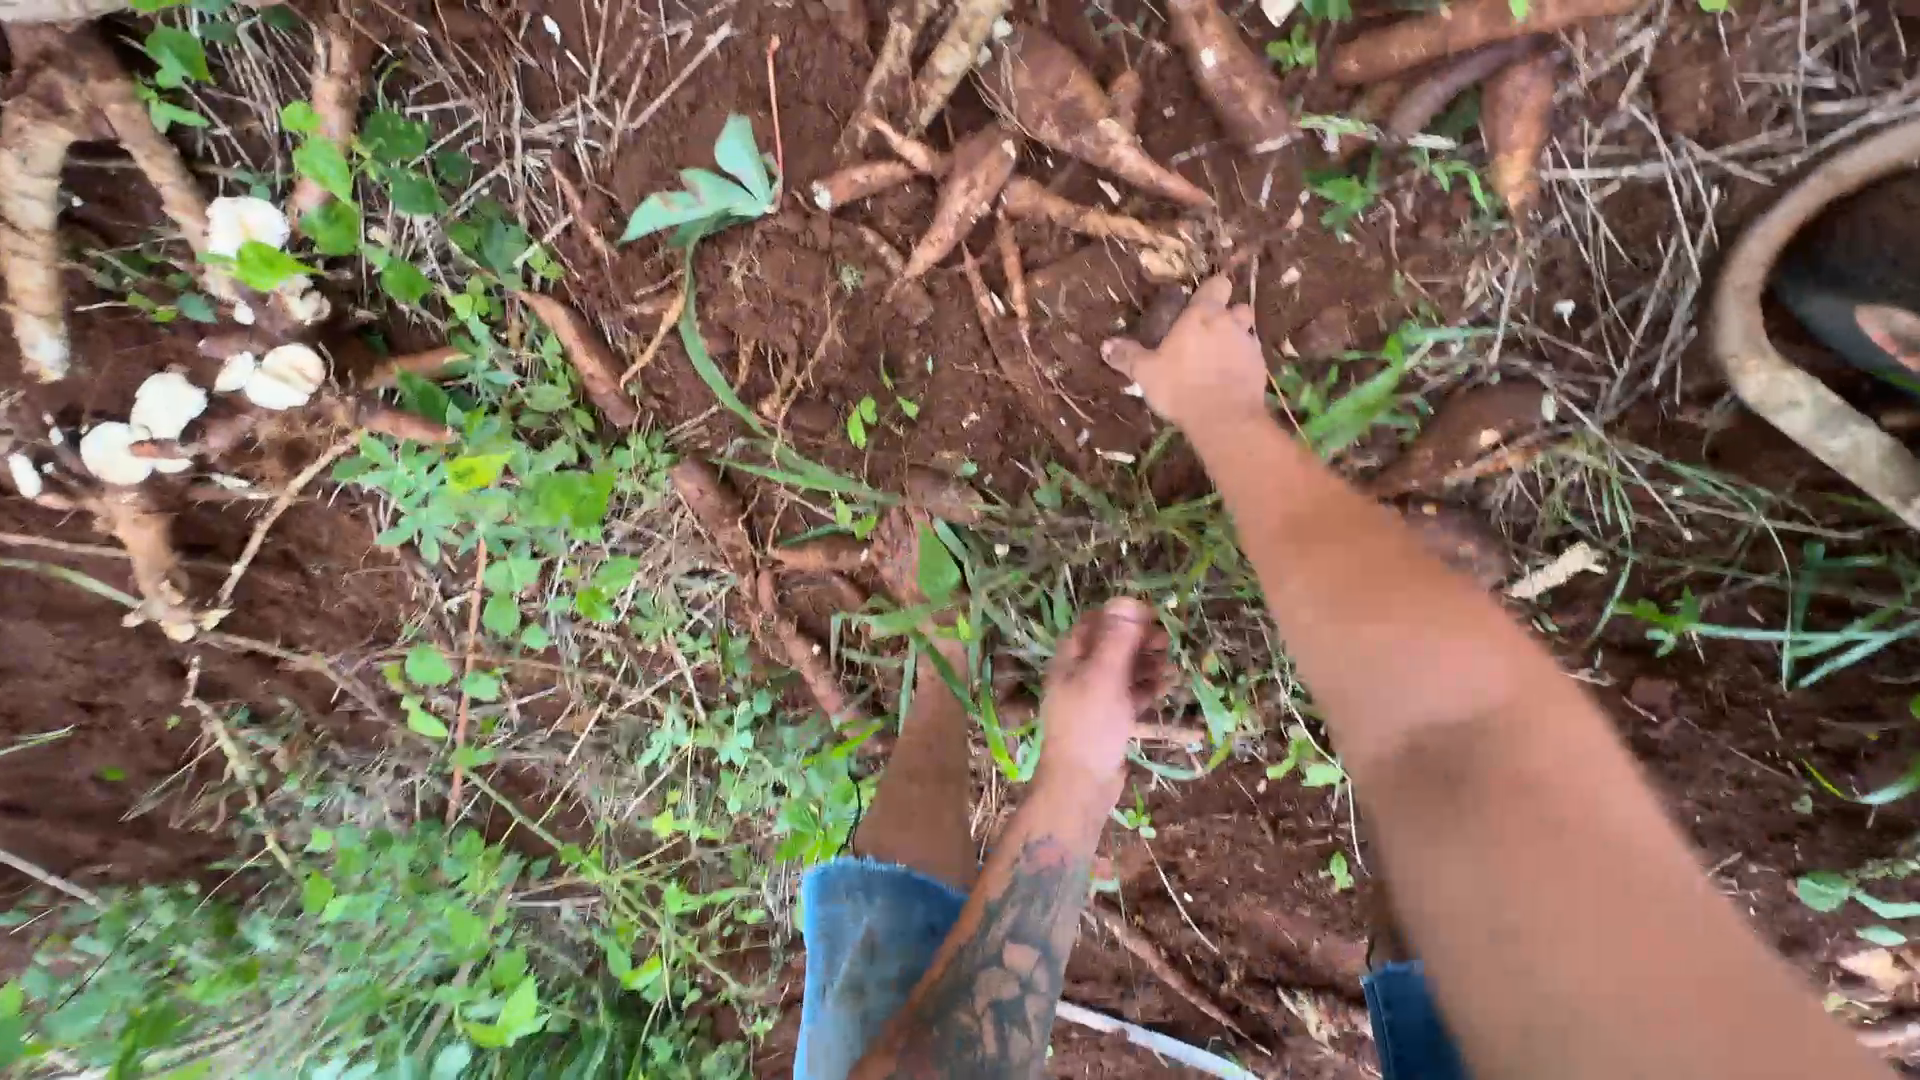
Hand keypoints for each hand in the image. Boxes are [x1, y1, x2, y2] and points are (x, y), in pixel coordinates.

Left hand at [1035, 597, 1175, 796]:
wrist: (1081, 782)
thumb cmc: (1089, 724)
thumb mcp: (1103, 675)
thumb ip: (1116, 639)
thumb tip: (1126, 601)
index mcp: (1070, 657)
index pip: (1096, 623)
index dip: (1123, 615)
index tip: (1153, 616)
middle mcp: (1080, 673)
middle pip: (1113, 645)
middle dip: (1140, 641)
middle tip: (1168, 642)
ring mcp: (1095, 697)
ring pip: (1125, 671)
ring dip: (1148, 665)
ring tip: (1172, 666)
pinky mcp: (1110, 719)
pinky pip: (1131, 695)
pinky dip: (1147, 689)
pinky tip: (1166, 688)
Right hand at [1101, 275, 1267, 431]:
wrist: (1224, 417)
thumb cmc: (1180, 387)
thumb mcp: (1146, 373)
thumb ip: (1128, 356)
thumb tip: (1106, 345)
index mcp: (1202, 315)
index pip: (1217, 285)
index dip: (1212, 290)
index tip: (1200, 302)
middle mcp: (1230, 322)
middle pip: (1237, 307)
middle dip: (1227, 315)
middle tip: (1208, 334)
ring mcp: (1249, 344)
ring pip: (1246, 331)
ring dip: (1236, 338)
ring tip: (1219, 357)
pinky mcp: (1260, 367)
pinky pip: (1251, 357)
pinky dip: (1242, 363)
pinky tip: (1228, 379)